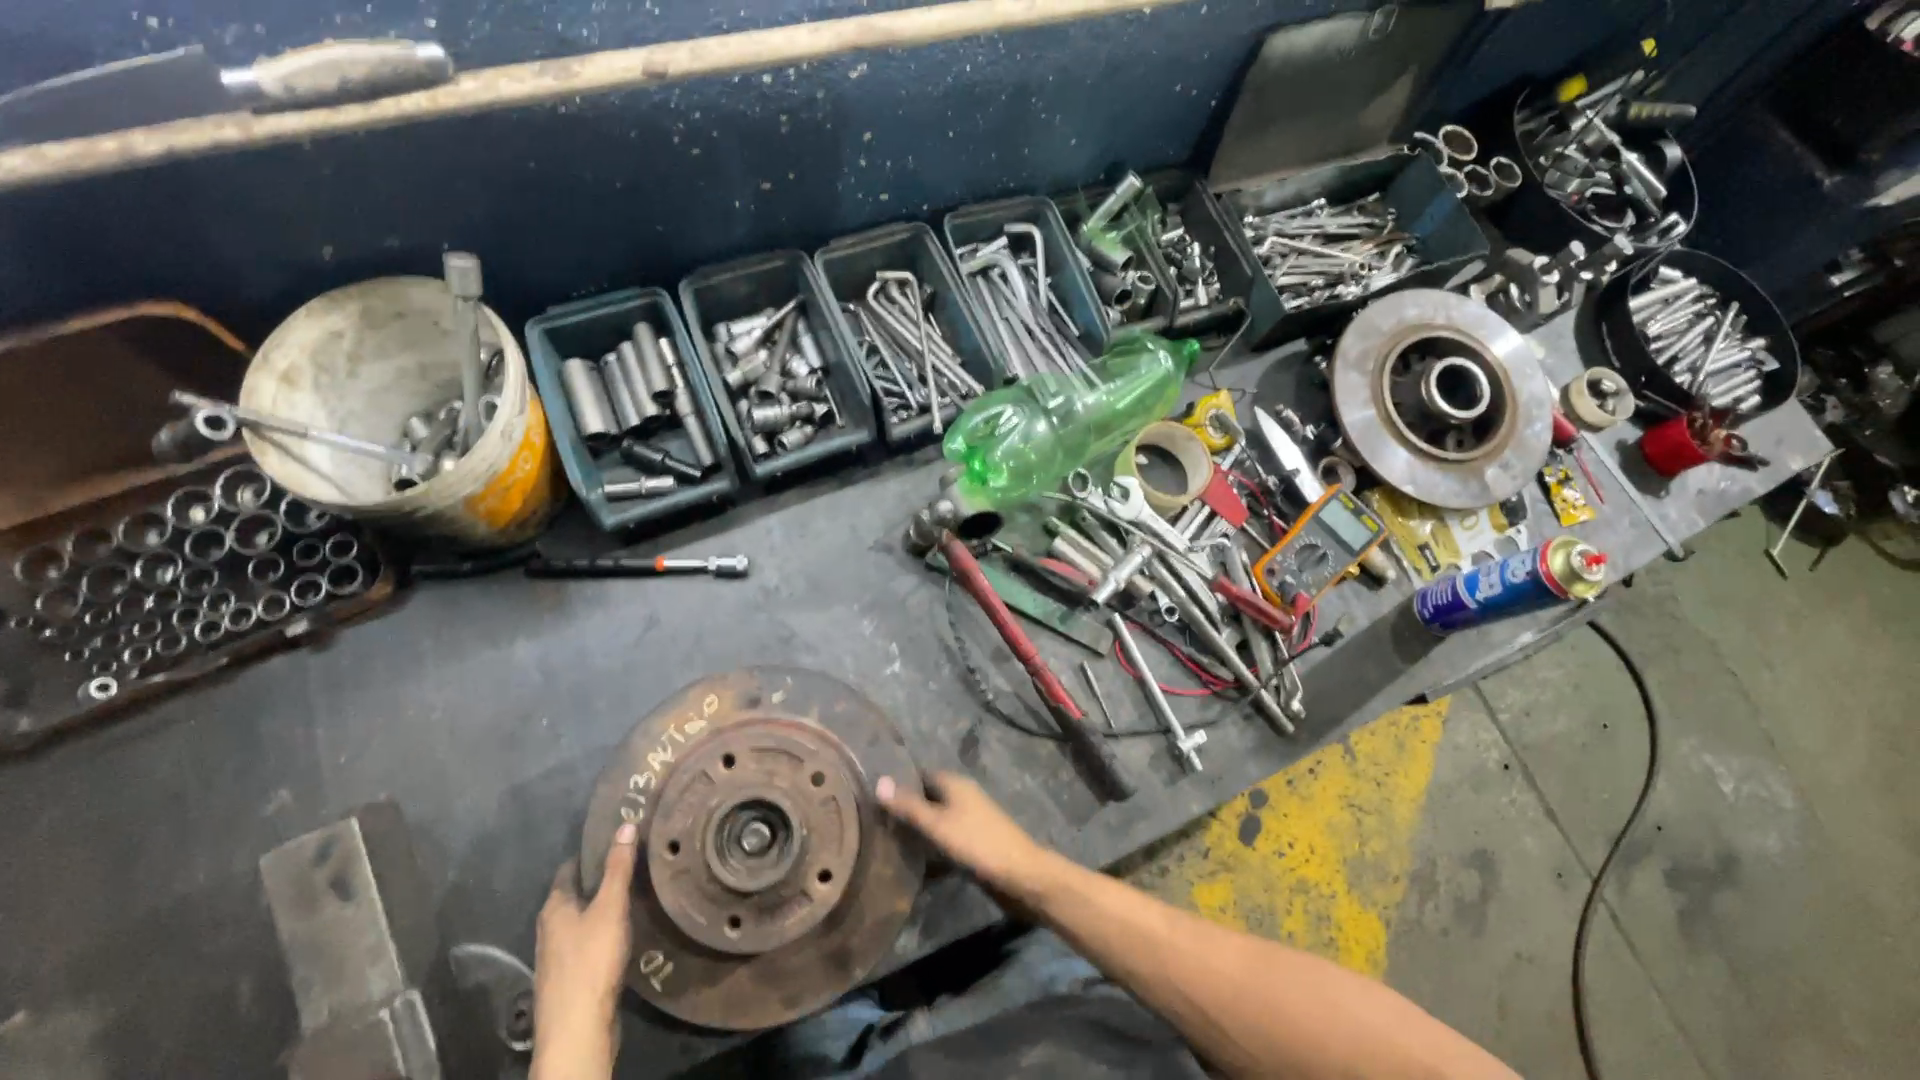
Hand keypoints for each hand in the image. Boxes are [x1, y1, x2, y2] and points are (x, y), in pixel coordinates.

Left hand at [532, 821, 637, 1079]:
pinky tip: (623, 935)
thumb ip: (618, 868)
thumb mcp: (610, 907)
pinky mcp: (569, 978)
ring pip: (579, 921)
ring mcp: (556, 956)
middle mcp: (548, 928)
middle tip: (633, 866)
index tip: (617, 841)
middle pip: (573, 895)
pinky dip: (601, 934)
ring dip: (600, 910)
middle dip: (598, 881)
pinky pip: (585, 944)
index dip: (591, 853)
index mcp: (553, 907)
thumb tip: (625, 823)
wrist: (577, 1027)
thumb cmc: (591, 960)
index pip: (570, 868)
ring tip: (633, 897)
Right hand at [875, 771, 1060, 904]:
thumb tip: (879, 781)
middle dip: (905, 809)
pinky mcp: (973, 844)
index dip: (898, 783)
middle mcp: (963, 796)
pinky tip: (914, 861)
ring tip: (887, 842)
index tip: (871, 795)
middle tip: (874, 823)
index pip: (919, 774)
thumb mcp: (937, 824)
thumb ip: (908, 806)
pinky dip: (931, 848)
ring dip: (917, 830)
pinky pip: (945, 840)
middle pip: (927, 798)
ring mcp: (970, 821)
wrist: (1020, 876)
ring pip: (936, 821)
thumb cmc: (977, 844)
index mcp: (955, 784)